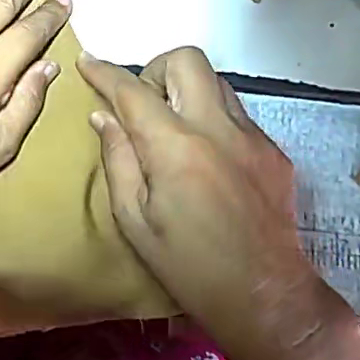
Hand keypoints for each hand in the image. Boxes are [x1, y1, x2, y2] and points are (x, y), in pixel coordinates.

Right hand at [77, 48, 353, 359]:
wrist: (265, 298)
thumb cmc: (186, 264)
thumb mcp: (133, 218)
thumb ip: (117, 158)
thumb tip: (103, 116)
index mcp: (176, 148)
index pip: (132, 90)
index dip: (103, 72)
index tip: (86, 63)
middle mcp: (218, 129)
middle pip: (186, 60)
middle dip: (153, 70)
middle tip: (139, 103)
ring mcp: (253, 138)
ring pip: (215, 82)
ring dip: (184, 91)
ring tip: (170, 127)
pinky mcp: (273, 152)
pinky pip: (235, 113)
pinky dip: (210, 118)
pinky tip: (203, 156)